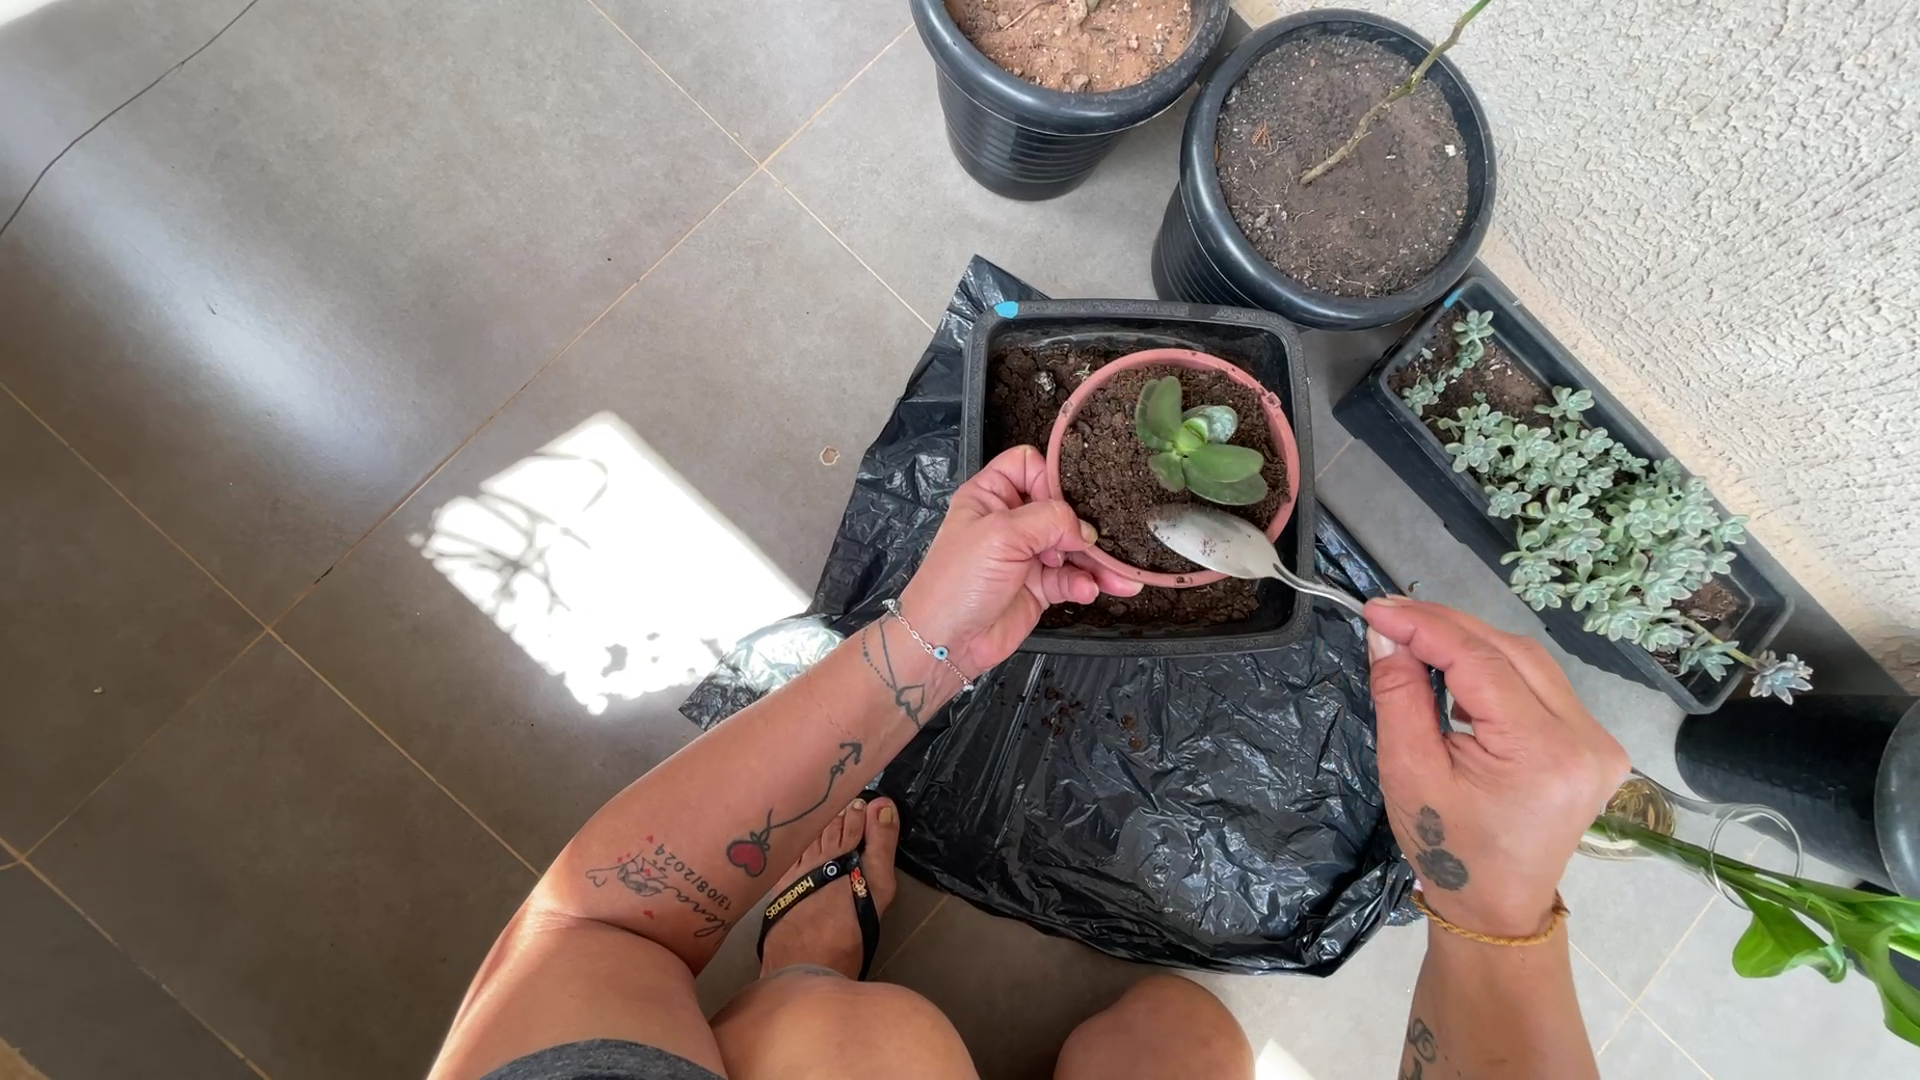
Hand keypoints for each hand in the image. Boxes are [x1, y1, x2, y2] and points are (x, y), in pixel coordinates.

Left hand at [899, 445, 1142, 676]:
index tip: (1067, 501)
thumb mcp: (1000, 535)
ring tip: (1118, 574)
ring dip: (1096, 560)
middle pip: (1059, 507)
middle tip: (1098, 539)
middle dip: (1082, 523)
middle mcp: (1009, 521)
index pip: (1027, 464)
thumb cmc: (957, 581)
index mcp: (990, 495)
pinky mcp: (1039, 586)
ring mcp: (1025, 555)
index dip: (1050, 477)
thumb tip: (1085, 529)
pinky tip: (1091, 590)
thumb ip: (1049, 520)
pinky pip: (1072, 578)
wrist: (945, 641)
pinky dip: (1086, 583)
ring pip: (1072, 547)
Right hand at [1365, 598, 1628, 937]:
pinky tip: (1450, 665)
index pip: (1480, 662)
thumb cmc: (1444, 844)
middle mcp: (1585, 739)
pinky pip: (1534, 681)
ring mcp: (1595, 740)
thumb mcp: (1407, 768)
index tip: (1374, 609)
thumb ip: (1399, 694)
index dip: (1424, 627)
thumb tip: (1386, 635)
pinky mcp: (1588, 742)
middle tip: (1387, 613)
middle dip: (1444, 624)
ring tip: (1411, 631)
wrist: (1495, 902)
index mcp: (1542, 753)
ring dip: (1465, 639)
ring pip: (1525, 660)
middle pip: (1509, 651)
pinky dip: (1487, 662)